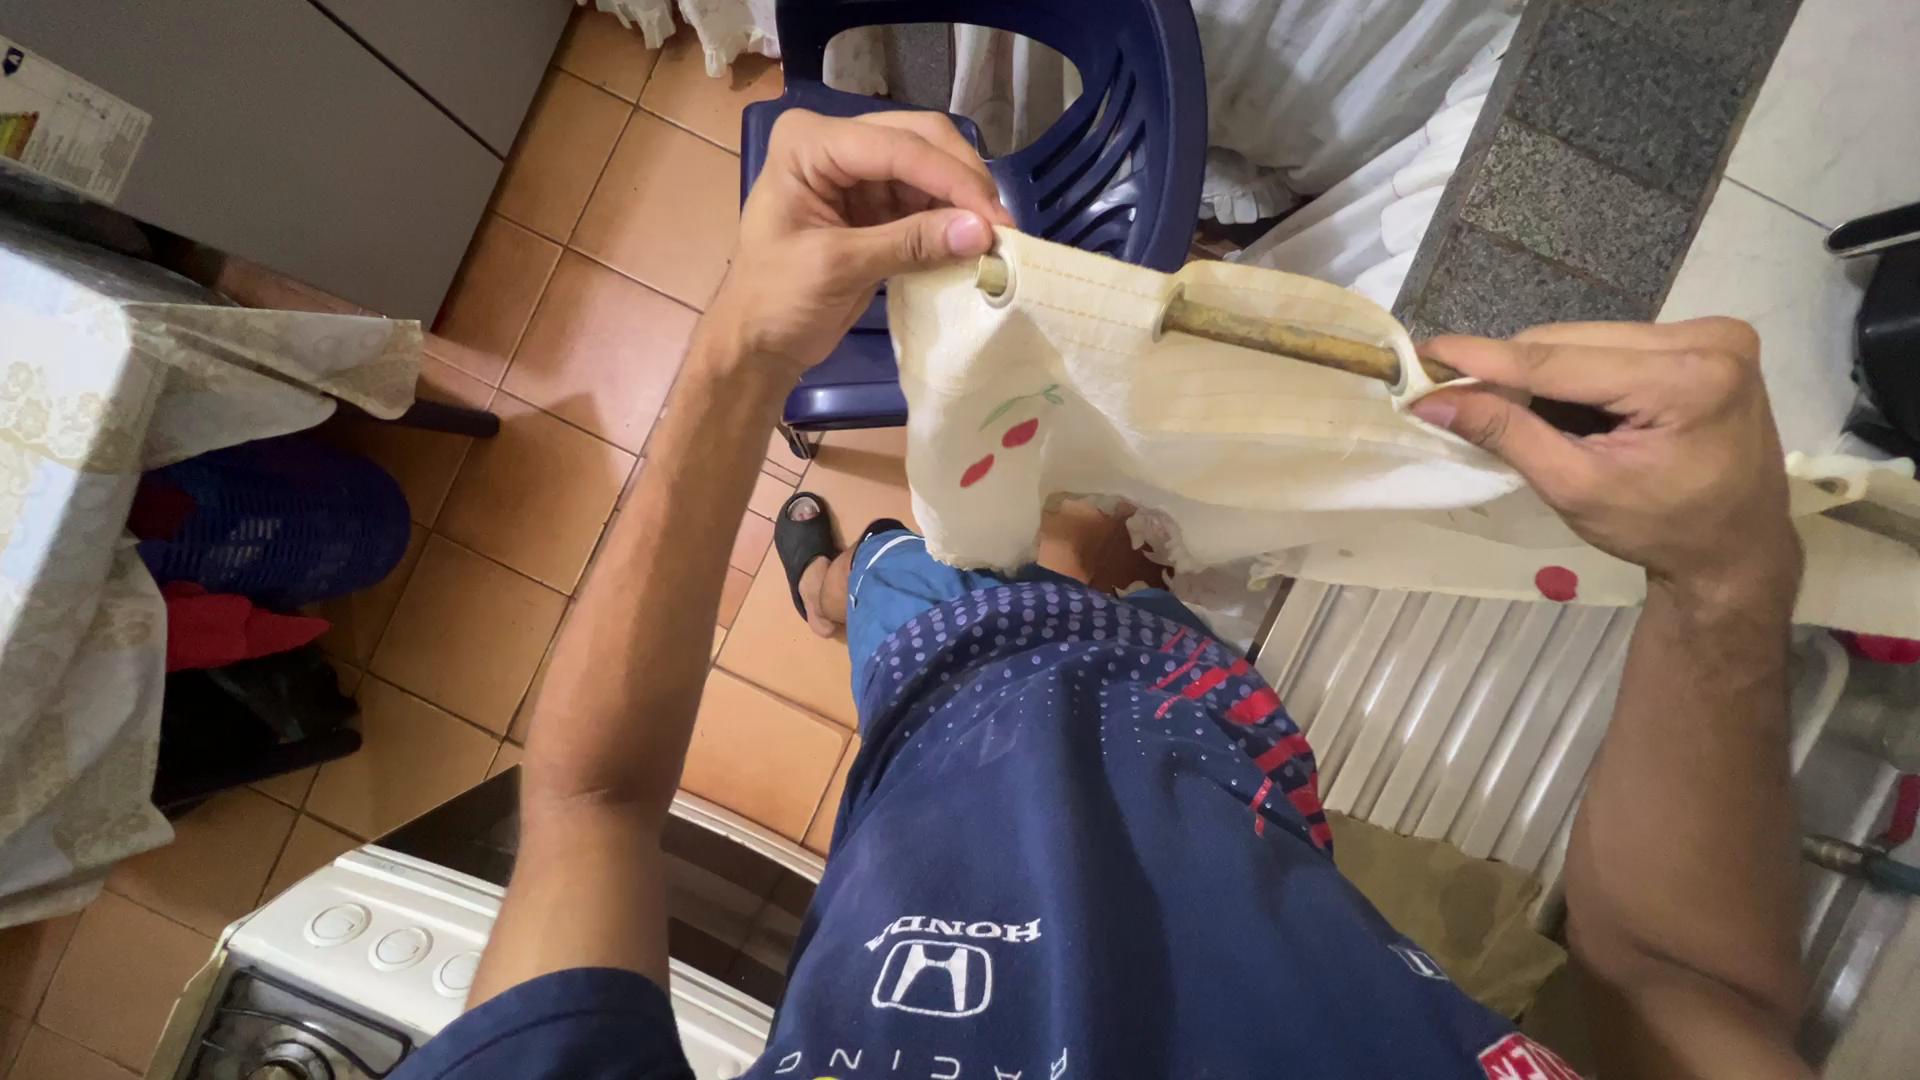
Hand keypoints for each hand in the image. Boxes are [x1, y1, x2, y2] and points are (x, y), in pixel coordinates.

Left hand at [703, 109, 1014, 379]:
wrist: (757, 343)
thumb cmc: (777, 302)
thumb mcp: (839, 268)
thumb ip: (909, 244)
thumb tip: (981, 233)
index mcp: (810, 143)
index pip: (896, 146)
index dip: (951, 180)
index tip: (994, 220)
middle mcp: (836, 146)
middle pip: (919, 142)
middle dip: (963, 182)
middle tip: (1002, 227)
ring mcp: (857, 176)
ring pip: (928, 171)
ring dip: (963, 202)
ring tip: (995, 238)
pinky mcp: (874, 209)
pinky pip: (923, 204)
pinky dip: (949, 223)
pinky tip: (973, 243)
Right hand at [1411, 319, 1802, 607]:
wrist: (1734, 545)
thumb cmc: (1657, 527)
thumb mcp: (1572, 486)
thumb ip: (1505, 434)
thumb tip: (1433, 401)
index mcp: (1685, 379)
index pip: (1554, 361)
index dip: (1479, 358)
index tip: (1420, 355)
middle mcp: (1704, 340)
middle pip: (1564, 342)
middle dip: (1501, 369)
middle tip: (1446, 395)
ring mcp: (1705, 336)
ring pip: (1577, 340)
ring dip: (1528, 372)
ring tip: (1499, 409)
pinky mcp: (1698, 343)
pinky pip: (1599, 347)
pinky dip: (1559, 374)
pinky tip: (1547, 405)